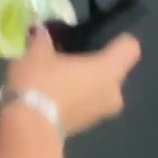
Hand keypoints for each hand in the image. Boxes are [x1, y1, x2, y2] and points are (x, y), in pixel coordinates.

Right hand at [5, 27, 141, 136]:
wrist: (28, 125)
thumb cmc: (39, 82)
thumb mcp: (34, 54)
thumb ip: (42, 40)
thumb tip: (42, 31)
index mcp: (109, 69)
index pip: (129, 47)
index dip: (115, 40)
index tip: (92, 38)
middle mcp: (115, 91)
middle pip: (111, 71)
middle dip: (90, 65)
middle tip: (62, 61)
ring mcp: (103, 112)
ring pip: (98, 90)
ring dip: (81, 84)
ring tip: (51, 82)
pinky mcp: (88, 126)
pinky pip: (86, 105)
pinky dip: (73, 100)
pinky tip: (48, 98)